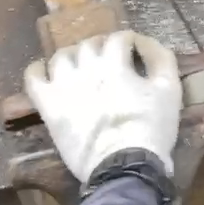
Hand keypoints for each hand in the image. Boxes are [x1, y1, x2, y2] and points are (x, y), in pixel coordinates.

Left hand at [25, 31, 181, 184]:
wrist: (125, 166)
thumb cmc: (151, 129)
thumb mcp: (169, 90)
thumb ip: (161, 59)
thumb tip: (146, 43)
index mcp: (114, 62)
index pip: (119, 38)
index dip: (129, 41)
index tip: (135, 50)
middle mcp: (85, 67)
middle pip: (90, 45)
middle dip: (102, 47)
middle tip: (110, 60)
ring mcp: (63, 86)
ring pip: (62, 57)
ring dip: (73, 56)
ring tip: (81, 66)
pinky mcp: (48, 106)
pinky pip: (33, 79)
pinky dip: (37, 70)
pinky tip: (44, 70)